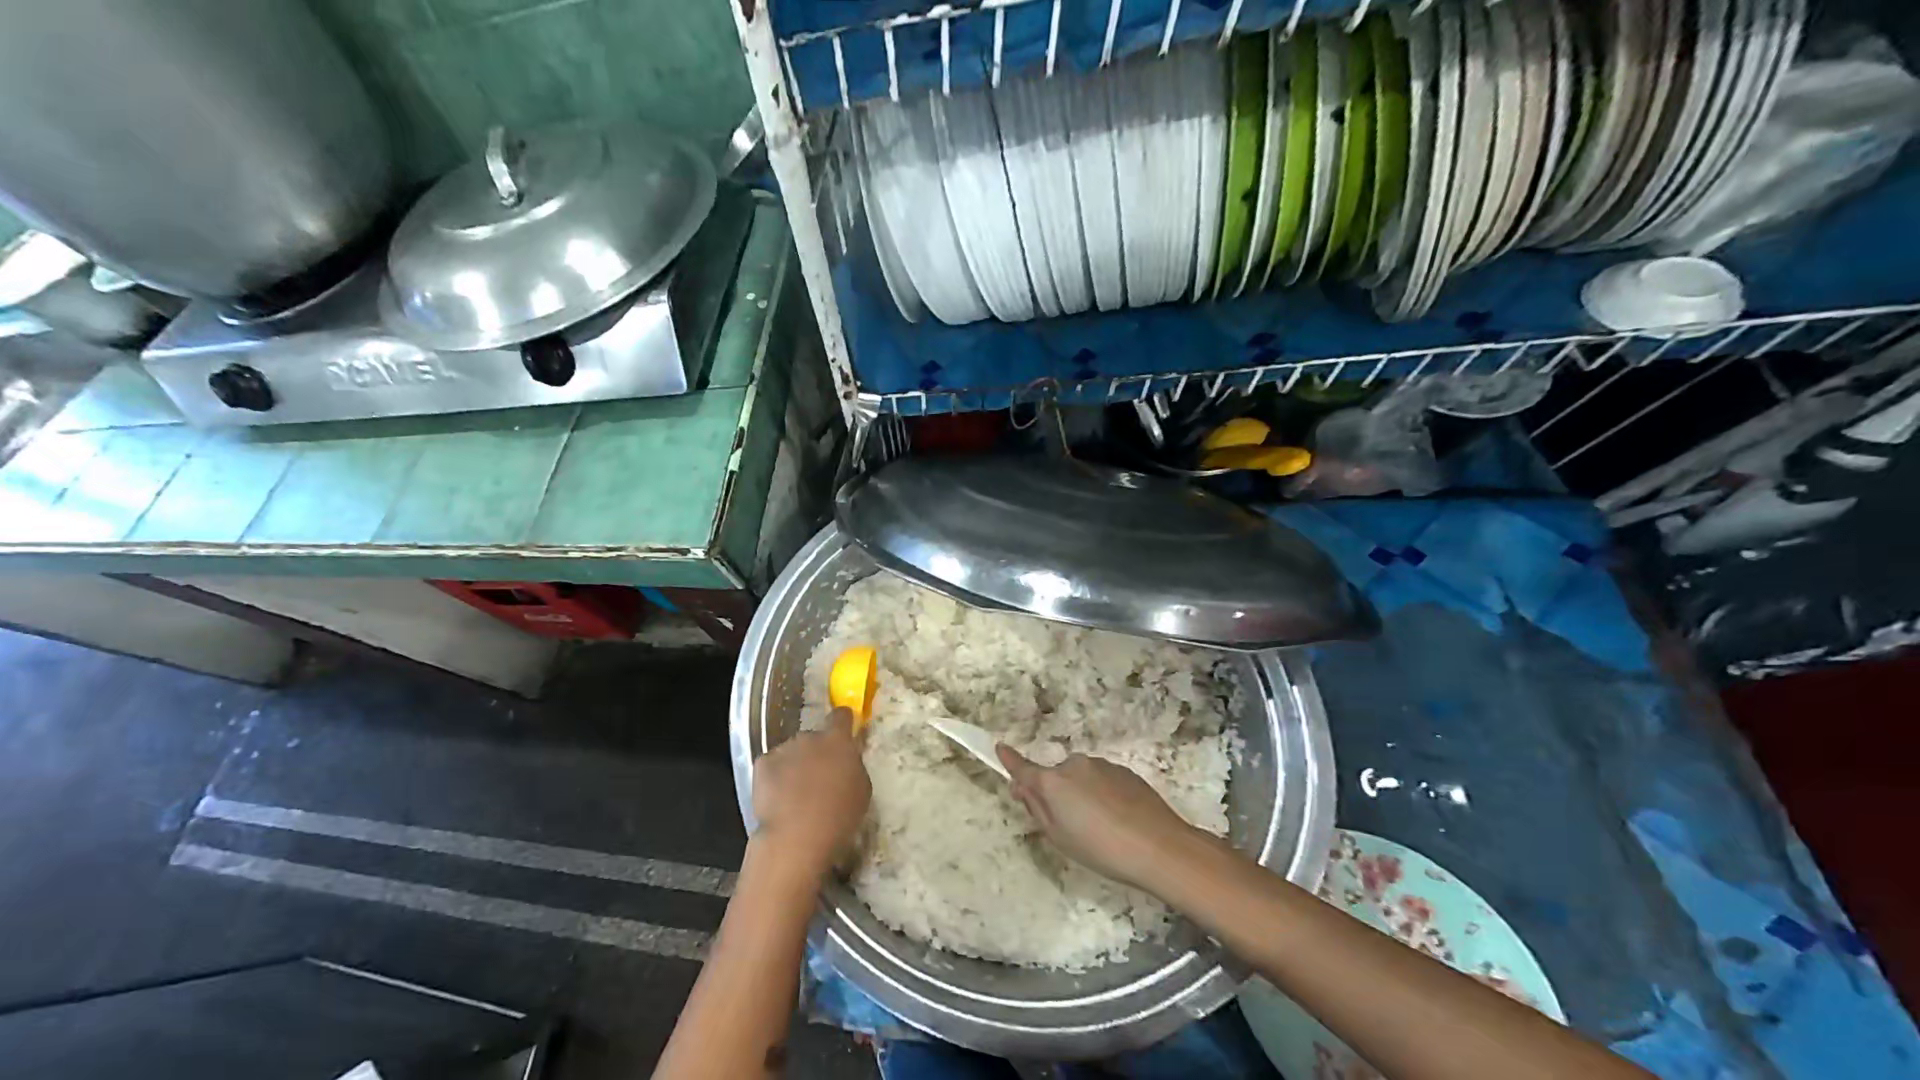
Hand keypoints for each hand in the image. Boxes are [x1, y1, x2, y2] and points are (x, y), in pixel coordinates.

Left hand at [751, 707, 870, 874]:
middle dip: (816, 753)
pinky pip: (772, 765)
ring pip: (791, 752)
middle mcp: (809, 737)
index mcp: (838, 741)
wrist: (797, 836)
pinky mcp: (762, 764)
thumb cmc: (839, 816)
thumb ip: (853, 766)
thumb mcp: (861, 789)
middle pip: (813, 738)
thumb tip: (845, 761)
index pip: (841, 716)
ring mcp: (783, 749)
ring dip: (795, 765)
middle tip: (818, 779)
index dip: (842, 722)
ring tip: (795, 794)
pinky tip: (778, 799)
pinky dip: (774, 777)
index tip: (843, 732)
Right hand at [995, 746, 1207, 892]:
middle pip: (1056, 777)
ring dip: (1082, 795)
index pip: (1023, 768)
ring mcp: (1102, 765)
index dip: (1010, 760)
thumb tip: (1022, 787)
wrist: (1159, 846)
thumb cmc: (1101, 849)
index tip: (1000, 748)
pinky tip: (1118, 820)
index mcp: (1053, 782)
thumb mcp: (1059, 838)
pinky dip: (1103, 795)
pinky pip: (1103, 781)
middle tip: (1069, 827)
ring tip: (1101, 829)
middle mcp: (1074, 765)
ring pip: (1081, 779)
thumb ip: (1036, 809)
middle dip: (1056, 794)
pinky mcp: (1124, 771)